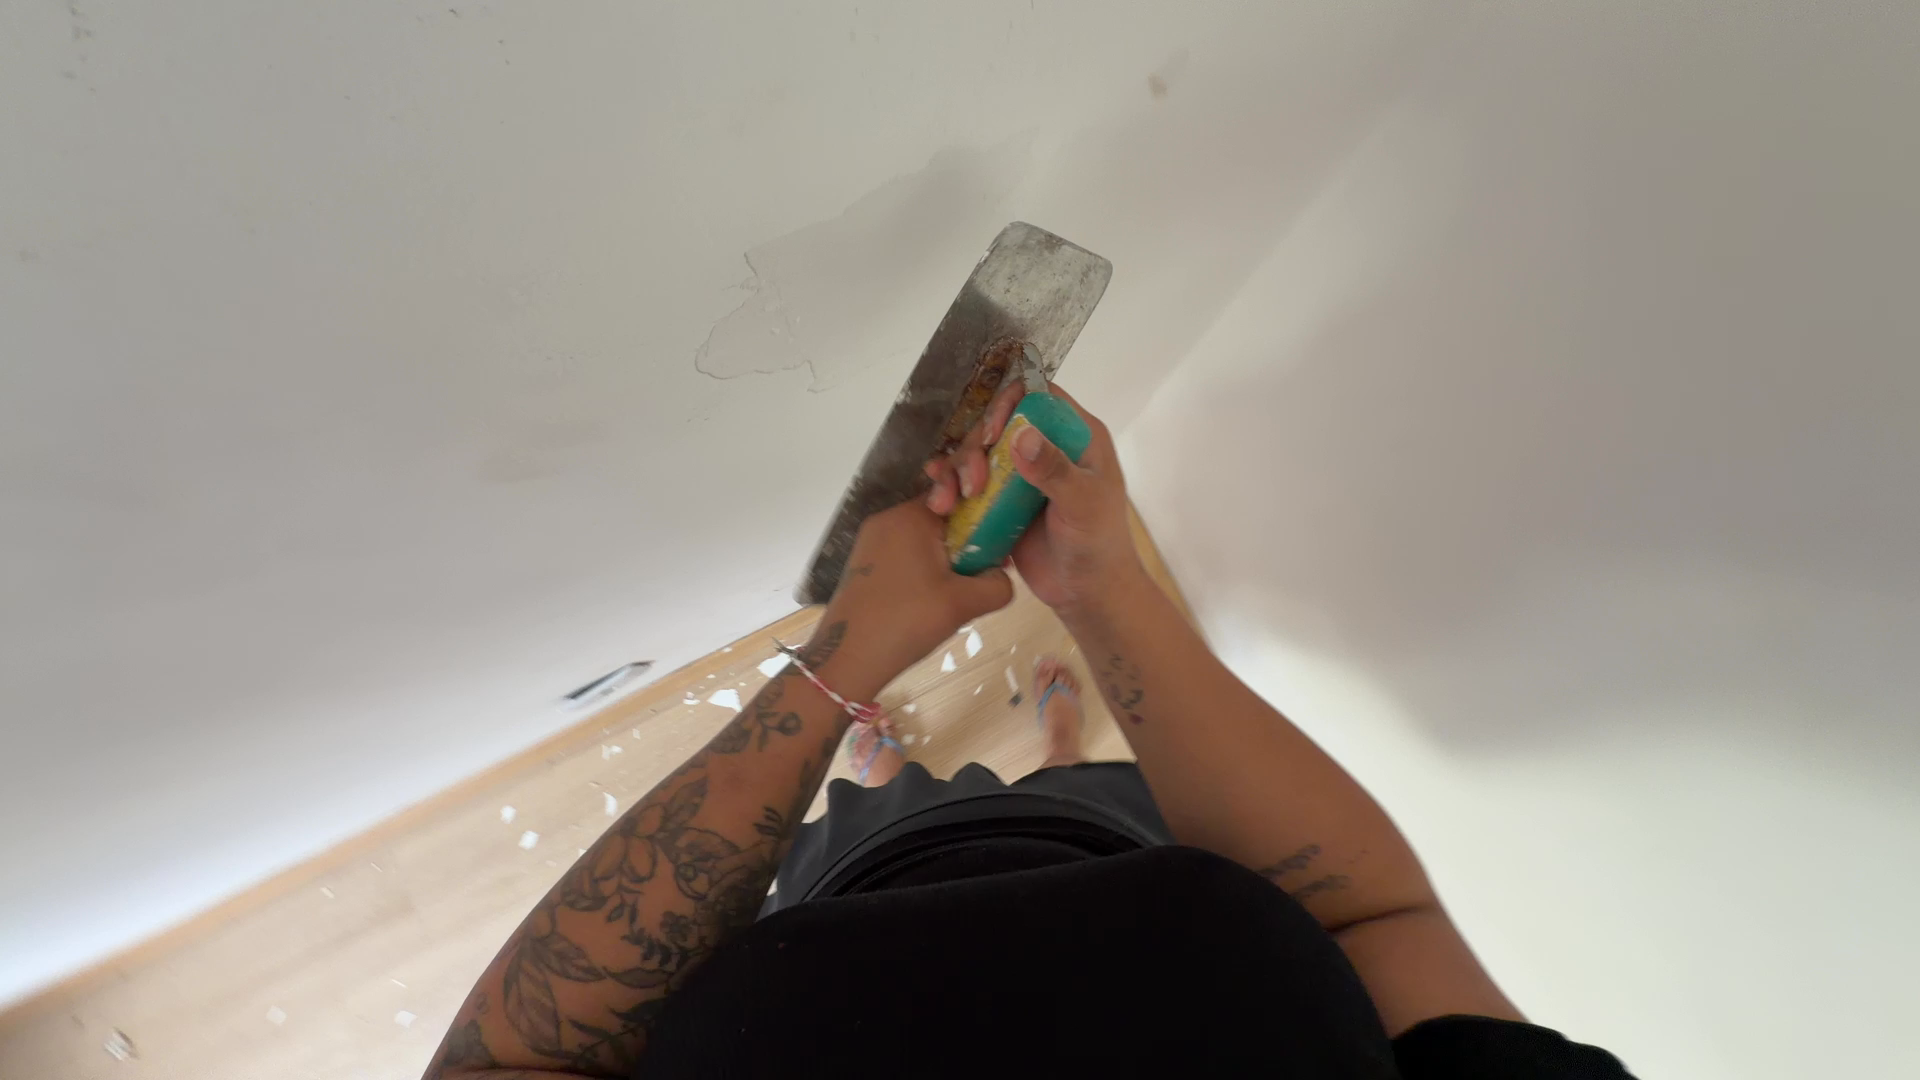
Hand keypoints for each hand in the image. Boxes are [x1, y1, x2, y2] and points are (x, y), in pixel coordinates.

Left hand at [812, 501, 1014, 695]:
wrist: (848, 658)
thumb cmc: (907, 621)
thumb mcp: (964, 604)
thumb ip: (998, 585)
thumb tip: (1001, 576)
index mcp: (910, 516)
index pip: (958, 500)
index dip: (982, 523)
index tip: (996, 552)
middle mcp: (887, 519)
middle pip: (940, 521)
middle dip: (964, 546)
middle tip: (977, 579)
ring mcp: (870, 541)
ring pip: (921, 541)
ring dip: (943, 562)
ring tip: (953, 596)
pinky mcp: (862, 563)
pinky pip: (902, 555)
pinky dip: (920, 572)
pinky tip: (927, 602)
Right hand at [924, 381, 1147, 618]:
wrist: (1086, 594)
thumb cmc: (1097, 545)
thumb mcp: (1082, 504)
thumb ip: (1055, 470)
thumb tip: (1022, 436)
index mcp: (1076, 437)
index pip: (1040, 396)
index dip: (1011, 403)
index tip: (994, 432)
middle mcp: (1046, 448)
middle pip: (1000, 422)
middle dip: (977, 445)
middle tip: (973, 482)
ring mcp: (1021, 476)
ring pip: (979, 452)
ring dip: (959, 469)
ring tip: (950, 499)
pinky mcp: (1001, 501)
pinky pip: (970, 482)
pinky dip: (951, 486)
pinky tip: (938, 498)